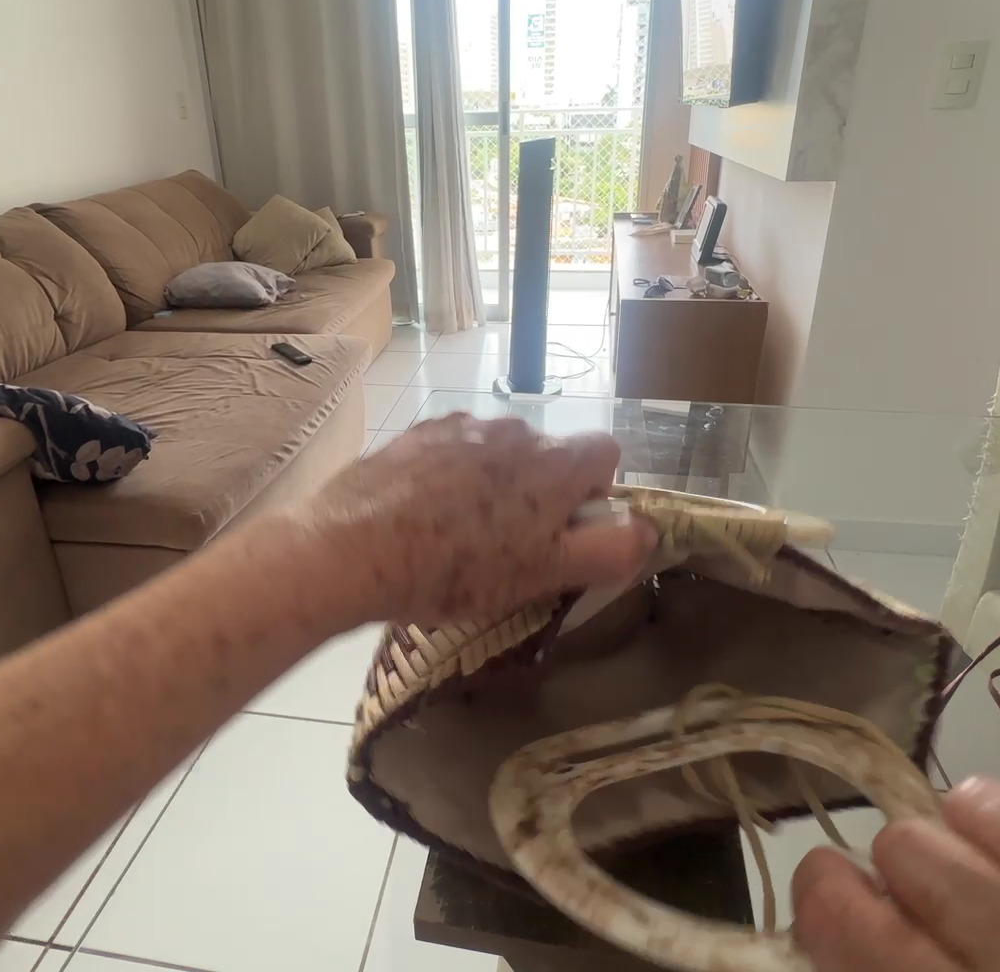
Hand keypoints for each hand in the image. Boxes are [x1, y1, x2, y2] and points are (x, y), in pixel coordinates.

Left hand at [297, 414, 655, 626]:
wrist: (350, 549)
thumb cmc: (454, 569)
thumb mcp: (541, 574)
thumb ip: (607, 550)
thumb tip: (649, 530)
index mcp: (552, 462)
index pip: (606, 454)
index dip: (596, 495)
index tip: (564, 531)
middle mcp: (513, 429)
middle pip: (550, 455)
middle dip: (543, 493)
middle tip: (508, 544)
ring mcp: (460, 424)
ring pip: (501, 452)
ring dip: (497, 483)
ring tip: (458, 532)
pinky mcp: (417, 432)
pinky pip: (456, 448)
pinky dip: (453, 473)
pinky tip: (424, 512)